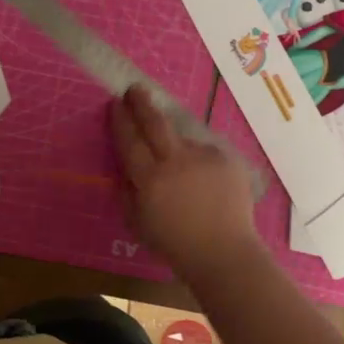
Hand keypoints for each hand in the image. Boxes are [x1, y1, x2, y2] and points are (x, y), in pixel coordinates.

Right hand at [109, 86, 257, 276]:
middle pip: (155, 123)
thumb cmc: (174, 243)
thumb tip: (127, 169)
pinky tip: (204, 183)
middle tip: (135, 89)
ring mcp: (205, 158)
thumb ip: (129, 190)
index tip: (116, 103)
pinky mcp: (227, 161)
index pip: (130, 140)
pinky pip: (206, 154)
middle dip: (142, 104)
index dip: (121, 120)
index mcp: (150, 178)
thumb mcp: (137, 221)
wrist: (224, 253)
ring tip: (182, 171)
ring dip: (177, 147)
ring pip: (183, 141)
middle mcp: (176, 161)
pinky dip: (201, 163)